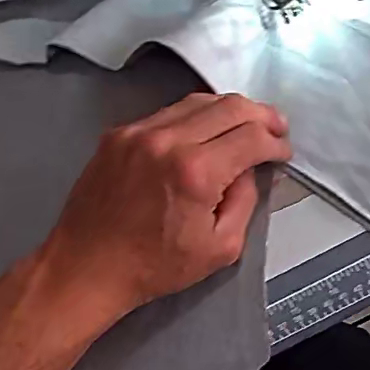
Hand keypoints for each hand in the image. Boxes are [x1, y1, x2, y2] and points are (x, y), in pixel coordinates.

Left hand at [34, 92, 290, 331]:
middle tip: (277, 128)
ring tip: (247, 123)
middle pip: (230, 107)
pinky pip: (169, 112)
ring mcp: (139, 132)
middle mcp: (167, 141)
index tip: (283, 152)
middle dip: (262, 115)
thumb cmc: (155, 266)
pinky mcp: (119, 133)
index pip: (252, 138)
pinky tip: (206, 130)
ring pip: (199, 101)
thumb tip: (249, 169)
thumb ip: (245, 200)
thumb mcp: (221, 248)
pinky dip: (197, 116)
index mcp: (196, 172)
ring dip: (231, 109)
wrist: (86, 268)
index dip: (276, 143)